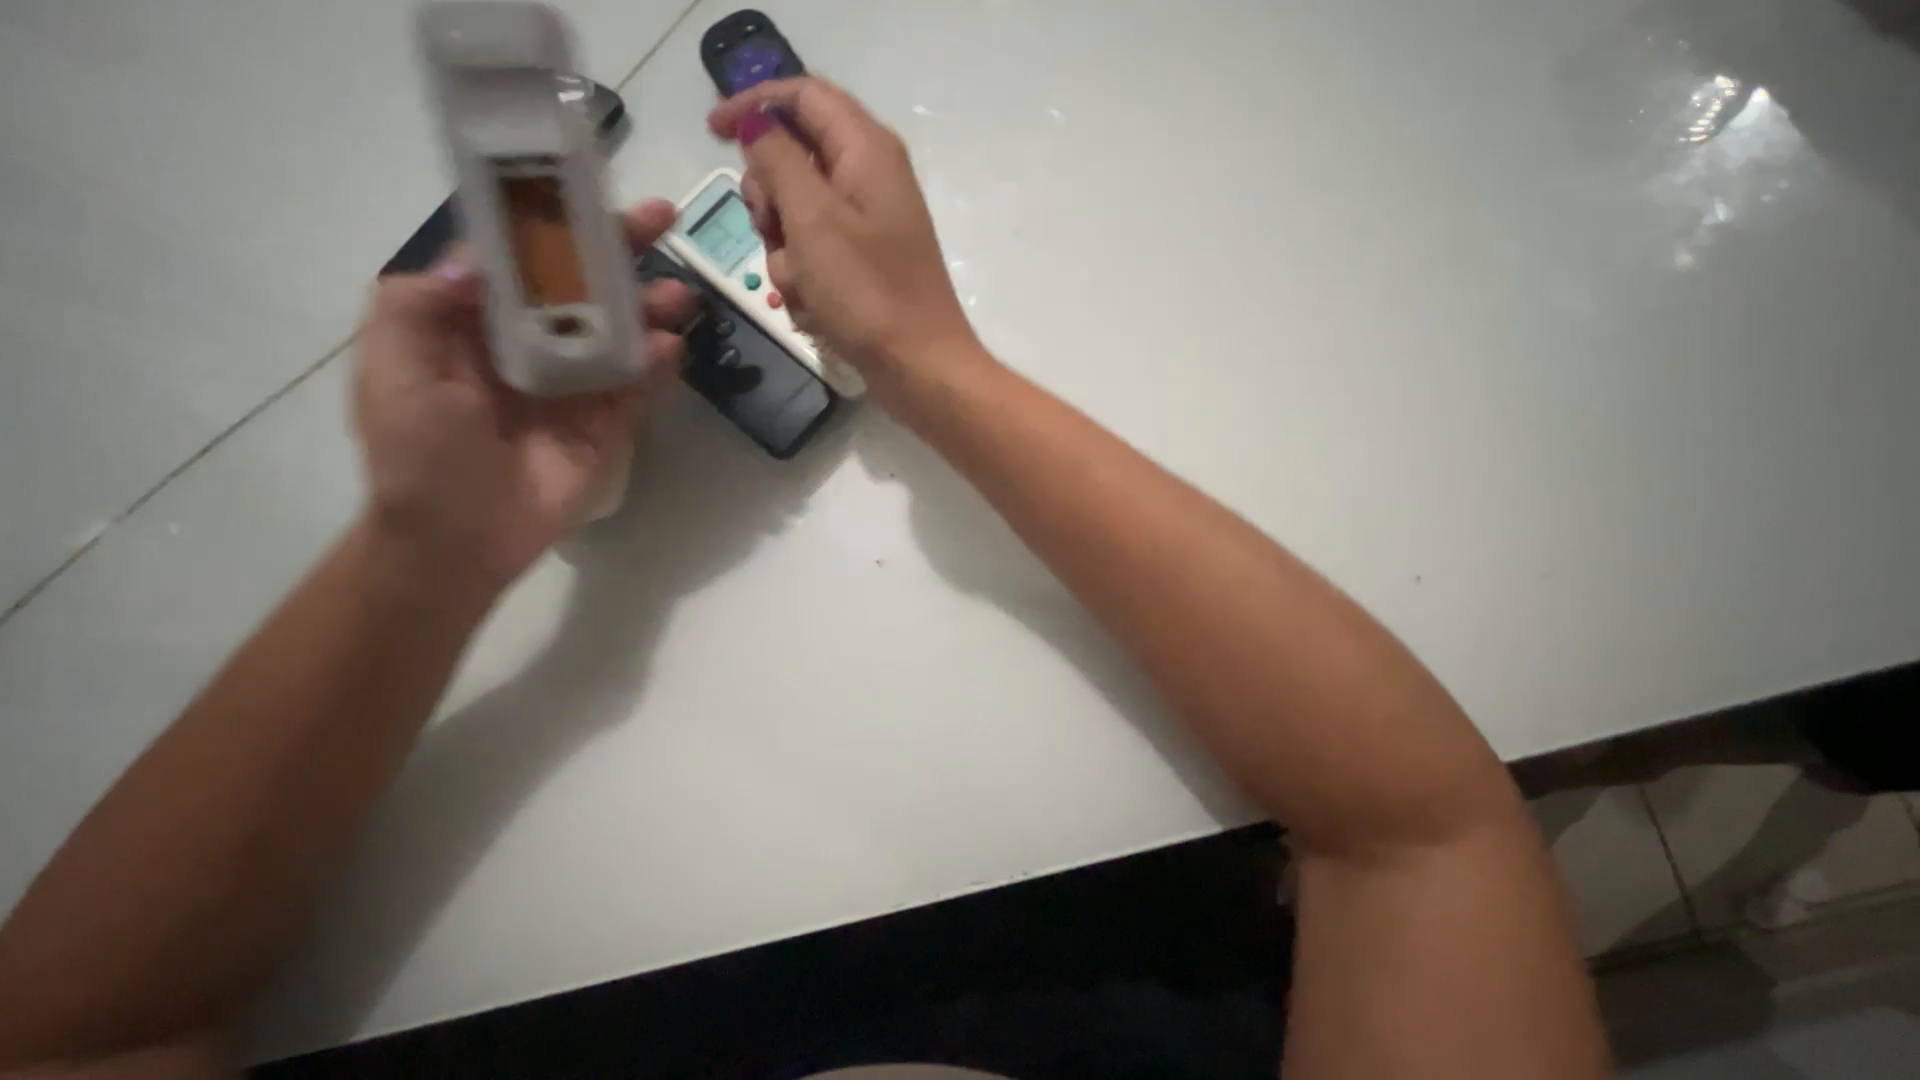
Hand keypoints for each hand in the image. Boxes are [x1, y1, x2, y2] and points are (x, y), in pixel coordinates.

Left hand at [352, 200, 696, 586]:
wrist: (459, 538)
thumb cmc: (416, 452)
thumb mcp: (391, 366)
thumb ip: (418, 304)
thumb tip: (479, 257)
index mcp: (475, 322)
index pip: (520, 258)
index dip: (550, 221)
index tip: (583, 190)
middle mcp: (532, 342)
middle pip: (582, 284)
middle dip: (619, 249)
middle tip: (661, 219)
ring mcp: (577, 383)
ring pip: (621, 329)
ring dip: (650, 304)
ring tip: (677, 294)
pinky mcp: (611, 422)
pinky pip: (641, 383)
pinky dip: (660, 362)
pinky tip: (672, 345)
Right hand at [709, 77, 981, 392]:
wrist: (917, 367)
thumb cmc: (868, 292)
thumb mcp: (812, 218)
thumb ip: (777, 159)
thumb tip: (756, 123)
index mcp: (866, 149)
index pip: (802, 94)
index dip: (754, 104)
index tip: (711, 132)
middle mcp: (868, 178)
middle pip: (792, 158)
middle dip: (769, 199)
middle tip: (772, 229)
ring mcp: (864, 225)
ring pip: (794, 216)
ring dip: (785, 253)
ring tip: (805, 286)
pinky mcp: (860, 265)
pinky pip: (811, 258)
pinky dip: (804, 282)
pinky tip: (818, 310)